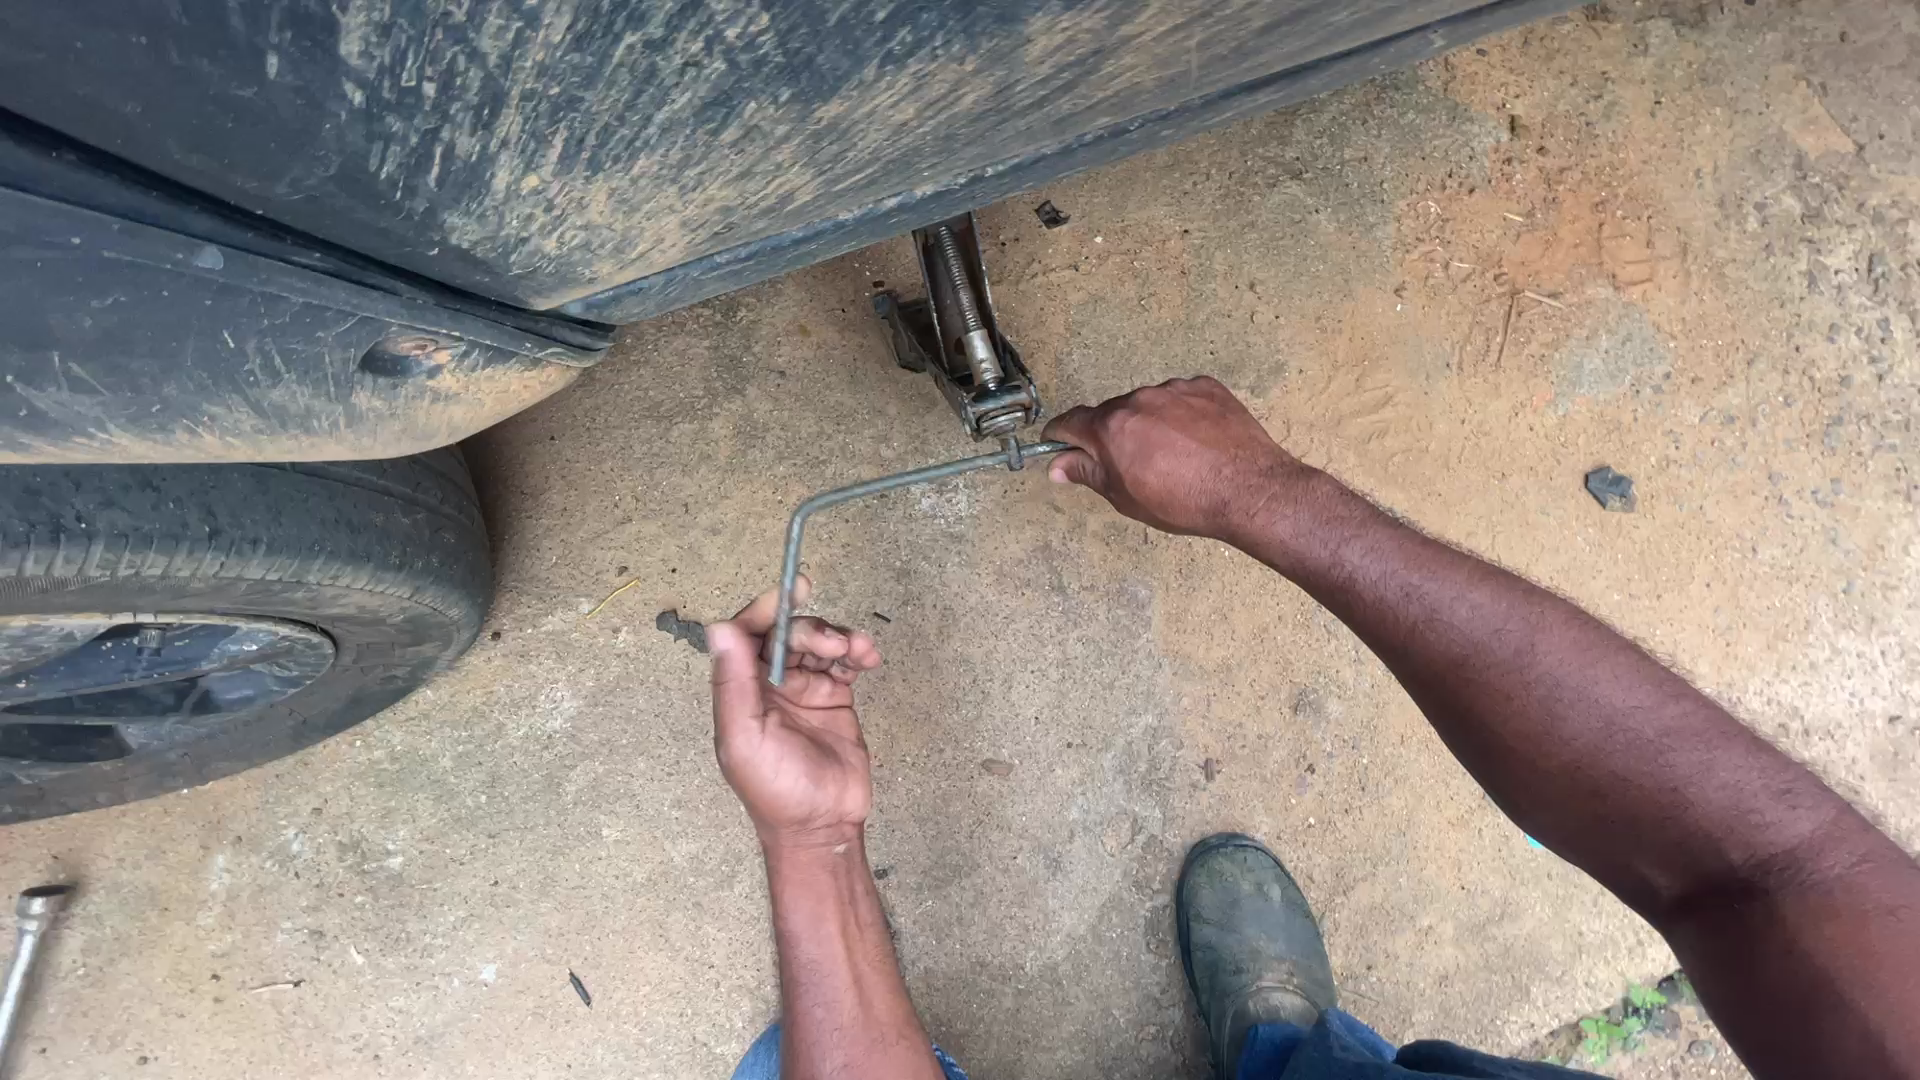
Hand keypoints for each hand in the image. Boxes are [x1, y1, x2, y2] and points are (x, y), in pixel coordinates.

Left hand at [708, 576, 883, 851]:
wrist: (823, 827)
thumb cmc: (776, 790)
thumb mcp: (745, 738)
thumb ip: (733, 683)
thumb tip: (719, 627)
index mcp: (741, 691)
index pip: (749, 634)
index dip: (767, 609)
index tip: (791, 591)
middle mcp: (770, 684)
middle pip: (788, 633)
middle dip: (812, 629)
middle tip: (833, 645)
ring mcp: (805, 689)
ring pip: (819, 642)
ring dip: (839, 637)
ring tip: (858, 651)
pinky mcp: (835, 697)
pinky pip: (845, 661)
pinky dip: (857, 652)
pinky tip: (868, 658)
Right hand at [1042, 376, 1312, 540]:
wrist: (1247, 490)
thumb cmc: (1183, 502)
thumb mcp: (1124, 497)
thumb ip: (1087, 473)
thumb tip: (1058, 465)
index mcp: (1111, 427)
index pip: (1070, 422)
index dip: (1060, 435)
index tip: (1058, 443)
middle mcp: (1138, 399)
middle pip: (1111, 414)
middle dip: (1112, 435)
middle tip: (1130, 465)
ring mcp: (1174, 389)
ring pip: (1147, 404)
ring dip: (1148, 424)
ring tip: (1172, 456)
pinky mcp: (1205, 387)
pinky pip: (1181, 398)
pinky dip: (1180, 415)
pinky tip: (1195, 442)